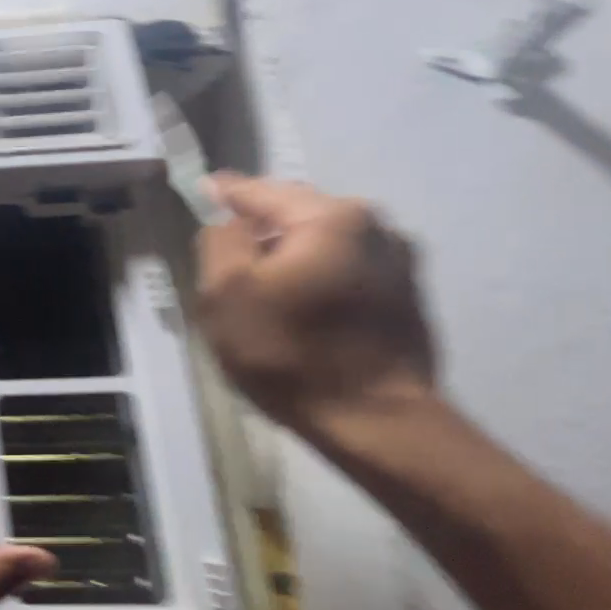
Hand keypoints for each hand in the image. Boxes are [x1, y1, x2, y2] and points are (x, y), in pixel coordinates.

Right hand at [196, 173, 437, 428]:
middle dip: (260, 229)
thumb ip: (220, 241)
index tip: (203, 188)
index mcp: (331, 217)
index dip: (226, 193)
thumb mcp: (226, 292)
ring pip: (323, 245)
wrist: (372, 420)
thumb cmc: (287, 351)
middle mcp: (377, 227)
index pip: (262, 192)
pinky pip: (345, 273)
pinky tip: (297, 309)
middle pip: (297, 216)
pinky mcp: (407, 299)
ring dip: (289, 257)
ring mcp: (400, 264)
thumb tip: (226, 220)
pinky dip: (315, 279)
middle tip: (224, 251)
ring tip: (259, 285)